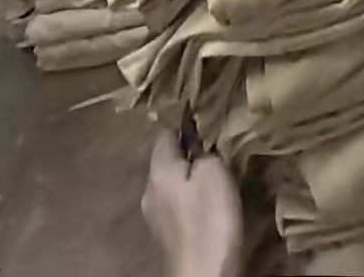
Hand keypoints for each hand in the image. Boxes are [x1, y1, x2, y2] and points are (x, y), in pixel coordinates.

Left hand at [142, 130, 243, 276]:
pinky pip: (176, 208)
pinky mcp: (165, 239)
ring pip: (171, 185)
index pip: (166, 133)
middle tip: (213, 152)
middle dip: (187, 155)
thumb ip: (205, 151)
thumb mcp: (215, 171)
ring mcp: (154, 217)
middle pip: (166, 160)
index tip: (205, 124)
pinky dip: (189, 203)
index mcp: (157, 169)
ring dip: (188, 181)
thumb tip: (199, 147)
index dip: (185, 126)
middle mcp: (149, 190)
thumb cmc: (209, 219)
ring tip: (213, 180)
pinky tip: (206, 208)